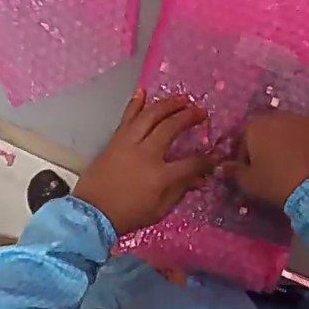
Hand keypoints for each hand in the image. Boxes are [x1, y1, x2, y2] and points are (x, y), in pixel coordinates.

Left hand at [73, 91, 213, 234]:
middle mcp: (146, 154)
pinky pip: (127, 117)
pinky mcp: (115, 141)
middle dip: (189, 117)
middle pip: (172, 127)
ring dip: (168, 104)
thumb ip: (179, 191)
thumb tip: (199, 179)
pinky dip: (135, 104)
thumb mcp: (159, 210)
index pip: (191, 163)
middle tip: (201, 112)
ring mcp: (129, 144)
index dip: (206, 160)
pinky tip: (143, 92)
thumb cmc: (128, 215)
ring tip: (181, 98)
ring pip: (150, 115)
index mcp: (160, 176)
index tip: (215, 155)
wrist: (92, 213)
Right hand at [220, 112, 308, 207]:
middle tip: (273, 166)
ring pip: (293, 128)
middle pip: (270, 128)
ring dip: (291, 141)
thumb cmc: (275, 182)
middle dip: (269, 144)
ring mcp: (306, 118)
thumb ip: (234, 171)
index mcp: (256, 126)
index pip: (244, 136)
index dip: (246, 154)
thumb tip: (221, 167)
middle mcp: (280, 115)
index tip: (251, 169)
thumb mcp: (249, 182)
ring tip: (295, 163)